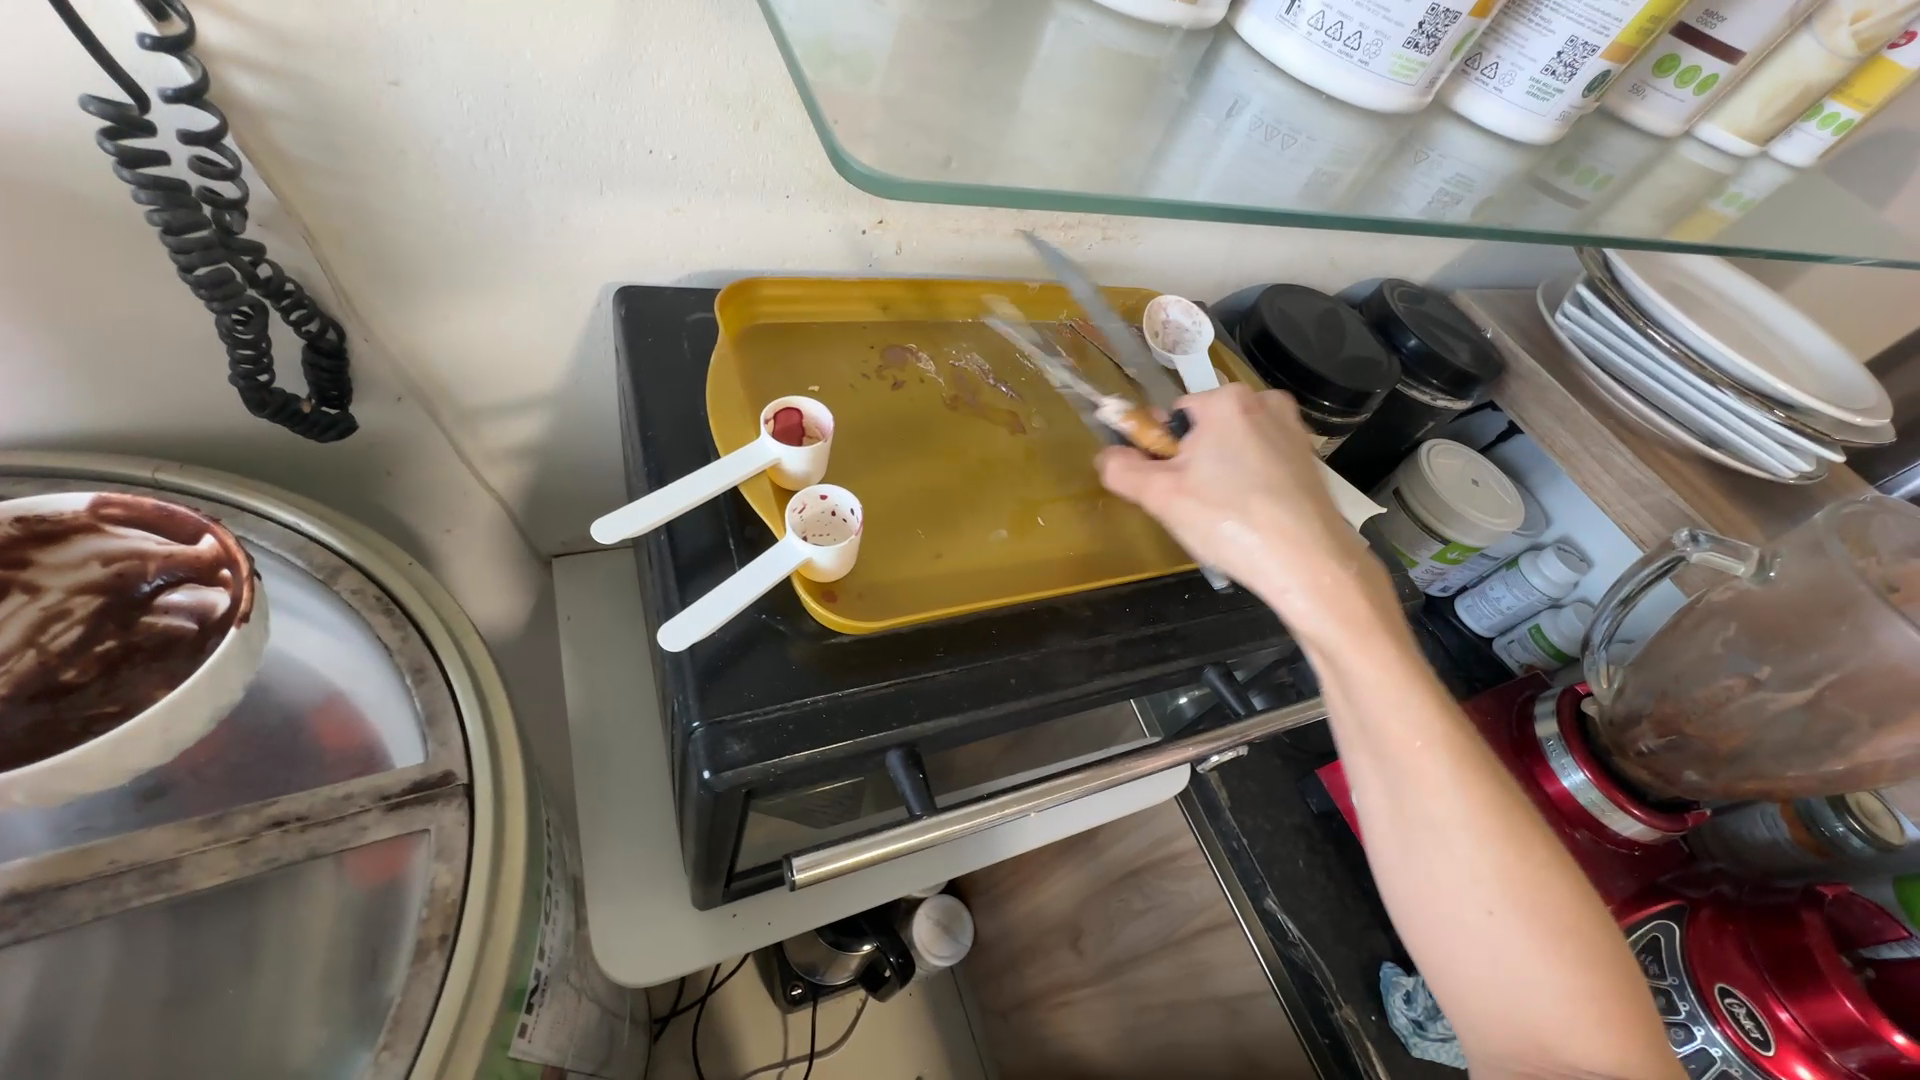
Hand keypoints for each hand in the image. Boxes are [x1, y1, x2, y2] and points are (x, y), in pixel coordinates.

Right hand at [1097, 383, 1400, 648]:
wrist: (1309, 563)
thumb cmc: (1229, 521)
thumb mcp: (1159, 497)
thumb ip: (1122, 470)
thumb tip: (1106, 456)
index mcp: (1226, 399)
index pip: (1172, 416)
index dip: (1162, 453)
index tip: (1167, 488)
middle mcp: (1264, 401)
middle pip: (1205, 430)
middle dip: (1192, 463)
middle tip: (1193, 507)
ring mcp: (1293, 430)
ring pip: (1233, 448)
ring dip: (1219, 475)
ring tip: (1223, 517)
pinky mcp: (1310, 459)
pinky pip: (1261, 464)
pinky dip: (1250, 485)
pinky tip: (1250, 518)